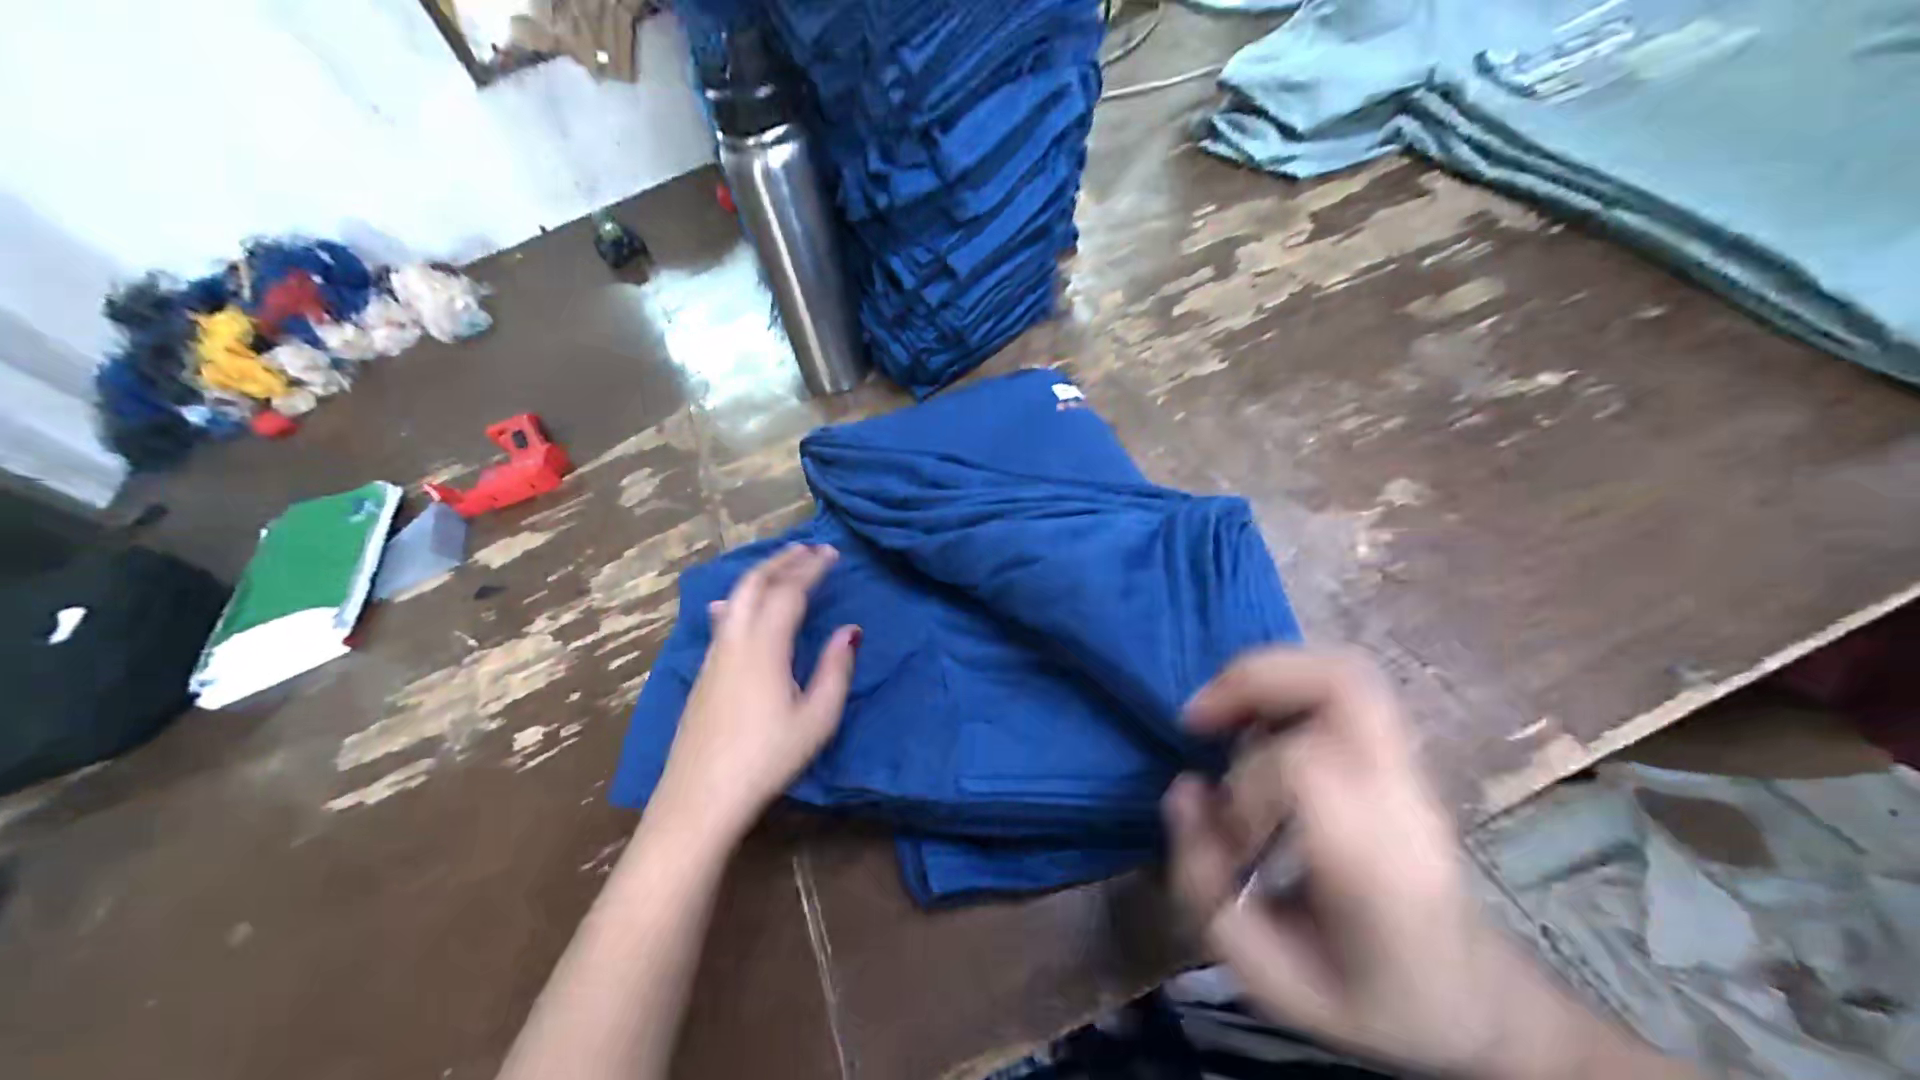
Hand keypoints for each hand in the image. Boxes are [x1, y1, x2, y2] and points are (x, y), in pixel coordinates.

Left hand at [653, 543, 858, 842]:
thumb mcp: (817, 718)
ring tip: (780, 567)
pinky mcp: (704, 672)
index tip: (832, 553)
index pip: (790, 592)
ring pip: (733, 598)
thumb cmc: (767, 758)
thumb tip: (849, 631)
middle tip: (807, 549)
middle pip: (755, 584)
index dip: (812, 568)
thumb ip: (836, 669)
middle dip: (782, 561)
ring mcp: (714, 655)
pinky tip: (731, 607)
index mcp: (765, 646)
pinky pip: (721, 619)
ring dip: (759, 576)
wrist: (700, 796)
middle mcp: (735, 640)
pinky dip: (737, 599)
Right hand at [1161, 649, 1527, 1077]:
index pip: (1307, 770)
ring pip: (1345, 670)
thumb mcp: (1271, 980)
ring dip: (1264, 675)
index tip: (1230, 833)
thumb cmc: (1368, 998)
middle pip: (1344, 683)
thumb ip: (1208, 888)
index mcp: (1381, 869)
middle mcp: (1403, 801)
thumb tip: (1183, 788)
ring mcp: (1410, 771)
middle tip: (1200, 717)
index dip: (1245, 786)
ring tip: (1217, 715)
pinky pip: (1339, 686)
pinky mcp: (1397, 756)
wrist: (1472, 999)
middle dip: (1254, 679)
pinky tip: (1250, 724)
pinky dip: (1281, 685)